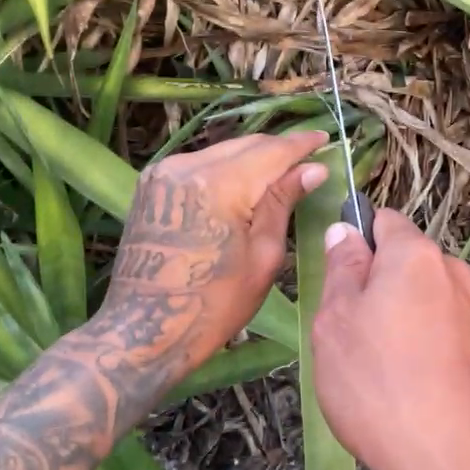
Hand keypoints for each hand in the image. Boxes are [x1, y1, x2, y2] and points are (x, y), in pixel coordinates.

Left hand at [100, 132, 327, 380]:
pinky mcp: (152, 184)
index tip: (325, 137)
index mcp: (220, 185)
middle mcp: (189, 167)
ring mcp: (165, 173)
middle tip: (309, 158)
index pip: (272, 151)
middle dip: (279, 150)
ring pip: (225, 151)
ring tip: (280, 173)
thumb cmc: (214, 304)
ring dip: (253, 158)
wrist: (143, 332)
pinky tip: (244, 184)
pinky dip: (227, 168)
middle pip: (247, 145)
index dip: (302, 144)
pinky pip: (202, 163)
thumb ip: (284, 202)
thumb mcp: (263, 255)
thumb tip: (314, 168)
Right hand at [309, 210, 469, 469]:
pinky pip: (440, 330)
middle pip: (404, 261)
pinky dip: (421, 346)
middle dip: (375, 286)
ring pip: (421, 298)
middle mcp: (451, 271)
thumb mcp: (336, 322)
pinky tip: (405, 387)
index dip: (356, 241)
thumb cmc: (379, 382)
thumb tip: (344, 230)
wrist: (453, 455)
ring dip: (397, 319)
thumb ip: (341, 269)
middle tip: (347, 334)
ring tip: (375, 370)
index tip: (337, 280)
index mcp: (416, 254)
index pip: (384, 220)